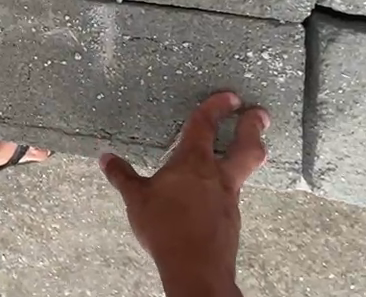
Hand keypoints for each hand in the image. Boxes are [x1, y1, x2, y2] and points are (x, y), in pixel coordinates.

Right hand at [99, 92, 268, 296]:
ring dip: (244, 154)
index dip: (215, 107)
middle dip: (252, 128)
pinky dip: (227, 182)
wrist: (197, 271)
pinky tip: (213, 188)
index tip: (229, 95)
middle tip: (259, 113)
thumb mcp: (136, 198)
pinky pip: (230, 193)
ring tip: (239, 148)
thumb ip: (122, 175)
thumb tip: (106, 158)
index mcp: (193, 163)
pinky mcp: (230, 220)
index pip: (204, 126)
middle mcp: (216, 178)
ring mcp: (227, 200)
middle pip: (245, 148)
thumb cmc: (165, 227)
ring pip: (242, 171)